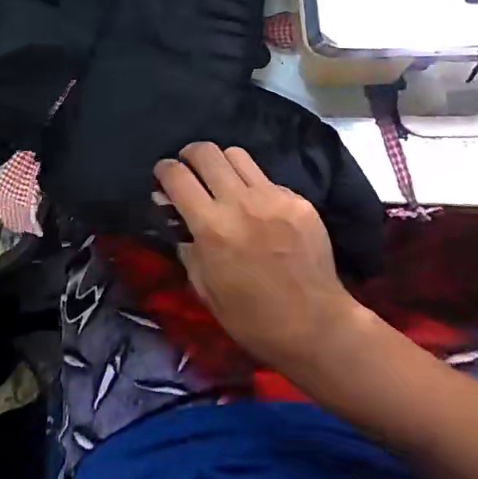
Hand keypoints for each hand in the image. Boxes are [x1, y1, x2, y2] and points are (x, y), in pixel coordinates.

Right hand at [154, 142, 367, 371]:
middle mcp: (240, 202)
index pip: (177, 177)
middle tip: (189, 168)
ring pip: (237, 155)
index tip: (163, 174)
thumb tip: (174, 215)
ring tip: (222, 181)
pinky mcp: (298, 200)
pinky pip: (266, 179)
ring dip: (222, 163)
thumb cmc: (252, 318)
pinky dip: (253, 186)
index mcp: (212, 227)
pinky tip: (258, 209)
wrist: (315, 326)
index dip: (164, 170)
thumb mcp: (205, 288)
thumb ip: (187, 245)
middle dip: (190, 155)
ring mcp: (273, 197)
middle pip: (206, 152)